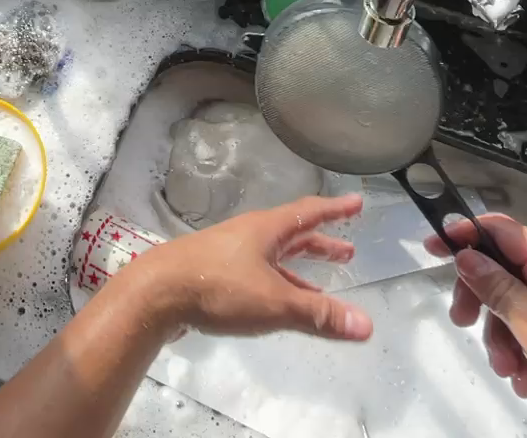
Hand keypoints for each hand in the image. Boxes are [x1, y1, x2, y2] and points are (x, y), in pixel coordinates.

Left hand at [106, 194, 373, 342]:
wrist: (159, 290)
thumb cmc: (219, 286)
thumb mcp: (275, 302)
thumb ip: (319, 314)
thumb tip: (366, 324)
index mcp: (266, 229)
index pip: (308, 212)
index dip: (335, 209)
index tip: (357, 202)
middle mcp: (250, 234)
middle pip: (292, 234)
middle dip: (321, 243)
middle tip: (348, 251)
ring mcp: (231, 252)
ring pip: (275, 256)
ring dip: (300, 267)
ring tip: (324, 285)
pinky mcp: (217, 272)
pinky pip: (259, 273)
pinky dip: (279, 283)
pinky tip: (282, 304)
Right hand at [427, 215, 526, 437]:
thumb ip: (499, 291)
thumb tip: (466, 255)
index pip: (502, 230)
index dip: (465, 233)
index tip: (433, 249)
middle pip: (504, 268)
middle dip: (479, 296)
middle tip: (462, 322)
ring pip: (516, 303)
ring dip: (501, 334)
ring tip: (506, 369)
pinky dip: (523, 349)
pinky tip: (524, 379)